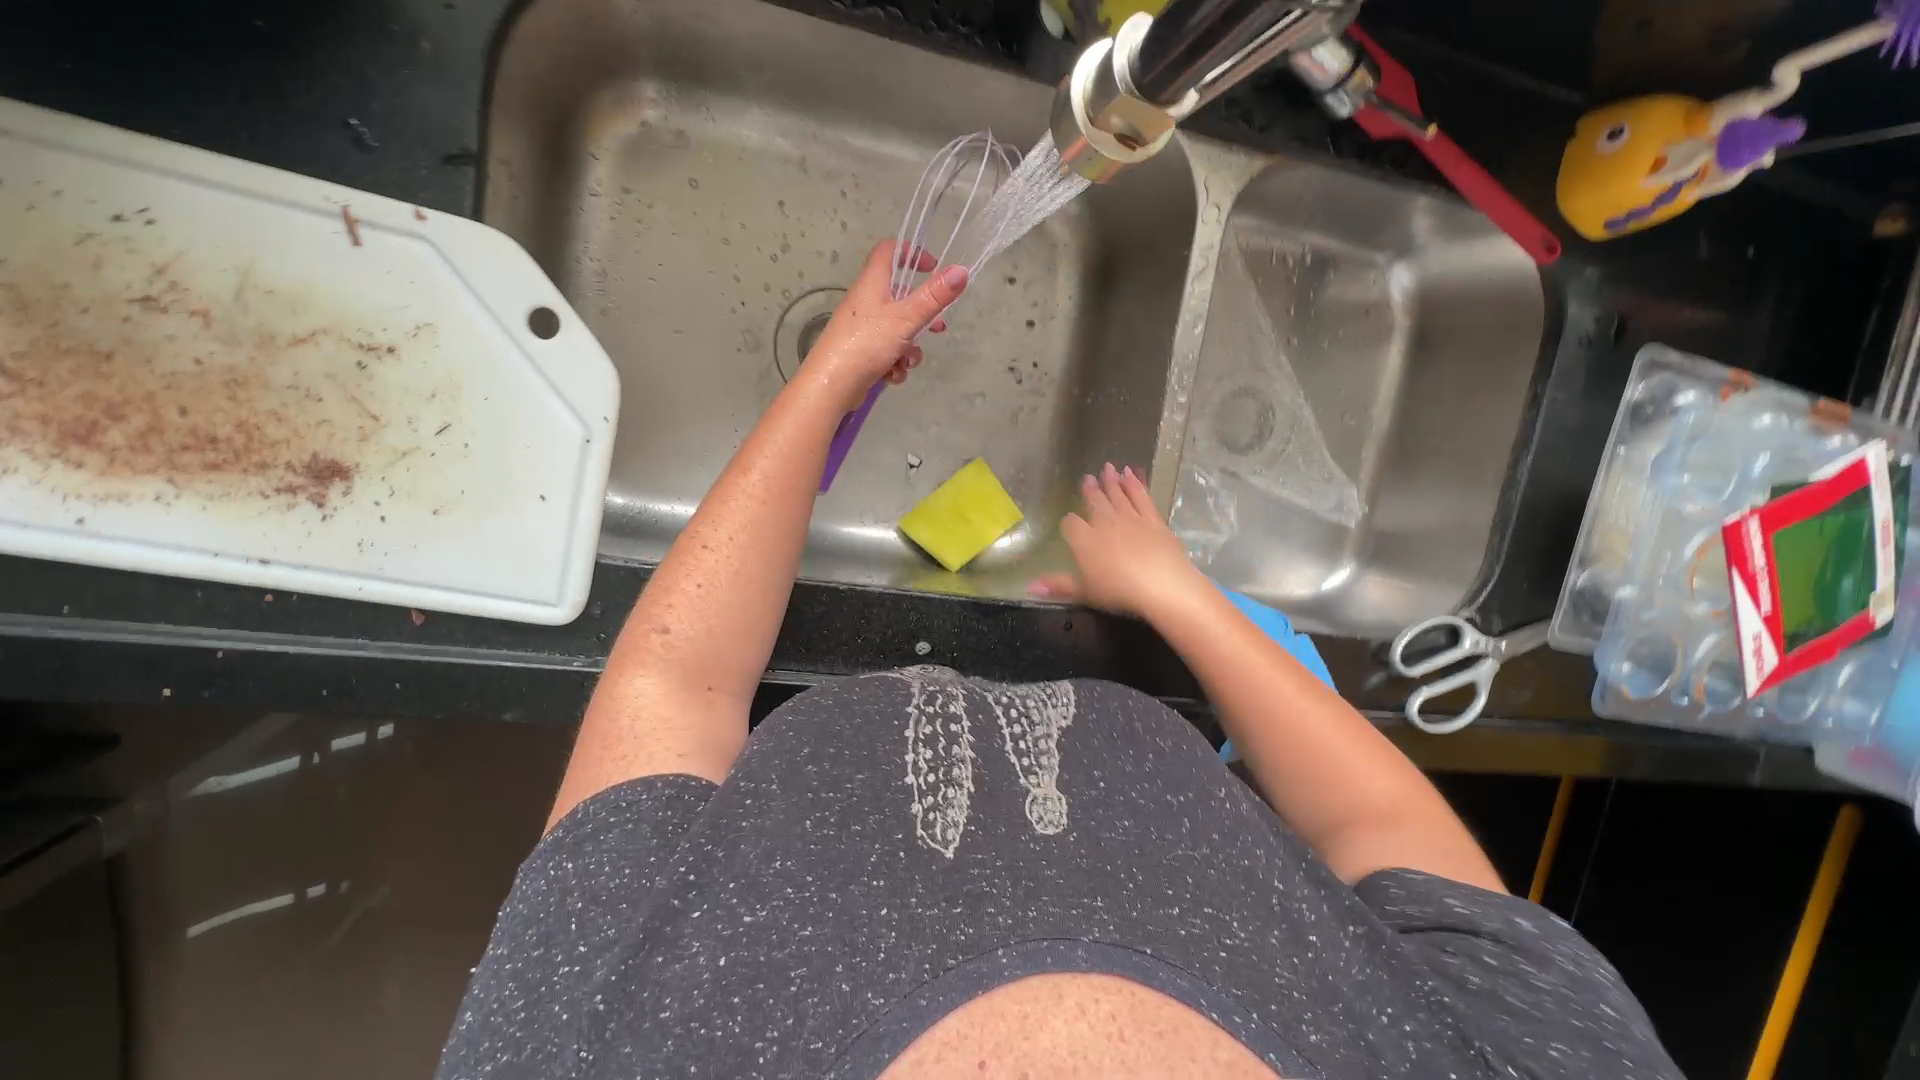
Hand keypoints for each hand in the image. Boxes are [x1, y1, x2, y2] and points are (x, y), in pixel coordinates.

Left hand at [799, 240, 968, 413]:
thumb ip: (934, 297)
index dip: (912, 253)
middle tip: (938, 328)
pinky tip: (892, 376)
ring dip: (909, 348)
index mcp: (873, 283)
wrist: (831, 385)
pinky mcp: (862, 352)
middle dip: (922, 316)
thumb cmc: (867, 344)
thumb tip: (962, 270)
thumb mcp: (906, 319)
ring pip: (898, 330)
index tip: (932, 268)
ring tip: (907, 362)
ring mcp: (863, 328)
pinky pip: (887, 351)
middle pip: (901, 297)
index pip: (889, 251)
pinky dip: (894, 363)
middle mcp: (866, 301)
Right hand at [1031, 463, 1205, 617]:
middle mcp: (1104, 523)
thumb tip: (1030, 586)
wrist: (1160, 583)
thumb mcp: (1084, 592)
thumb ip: (1058, 585)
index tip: (1069, 522)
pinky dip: (1135, 484)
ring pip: (1117, 495)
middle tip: (1088, 478)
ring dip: (1111, 482)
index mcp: (1084, 540)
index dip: (1069, 522)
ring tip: (1107, 468)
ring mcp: (1130, 518)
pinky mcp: (1153, 519)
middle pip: (1095, 502)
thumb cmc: (1118, 590)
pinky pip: (1141, 497)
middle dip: (1090, 491)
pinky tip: (1132, 474)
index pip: (1071, 524)